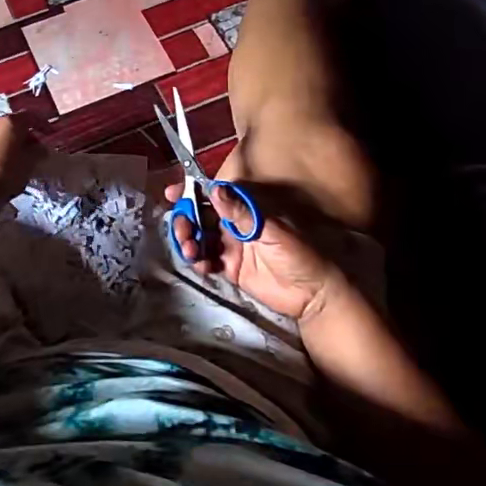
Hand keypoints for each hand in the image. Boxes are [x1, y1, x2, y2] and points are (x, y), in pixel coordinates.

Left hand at [0, 116, 43, 199]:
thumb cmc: (10, 171)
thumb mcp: (31, 161)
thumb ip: (38, 151)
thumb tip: (40, 148)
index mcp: (12, 122)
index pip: (30, 116)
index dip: (42, 124)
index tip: (49, 133)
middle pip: (15, 124)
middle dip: (26, 133)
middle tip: (35, 146)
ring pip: (2, 132)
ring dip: (12, 140)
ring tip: (20, 154)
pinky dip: (1, 146)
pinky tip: (5, 159)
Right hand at [167, 182, 344, 320]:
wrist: (313, 296)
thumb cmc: (300, 256)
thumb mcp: (271, 231)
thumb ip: (241, 213)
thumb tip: (215, 189)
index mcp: (246, 208)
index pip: (214, 193)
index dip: (192, 191)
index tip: (173, 193)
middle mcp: (235, 223)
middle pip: (200, 214)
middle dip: (186, 220)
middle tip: (183, 232)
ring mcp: (230, 245)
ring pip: (199, 236)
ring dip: (189, 241)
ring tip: (190, 251)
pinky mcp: (228, 266)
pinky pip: (205, 259)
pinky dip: (198, 261)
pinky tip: (201, 265)